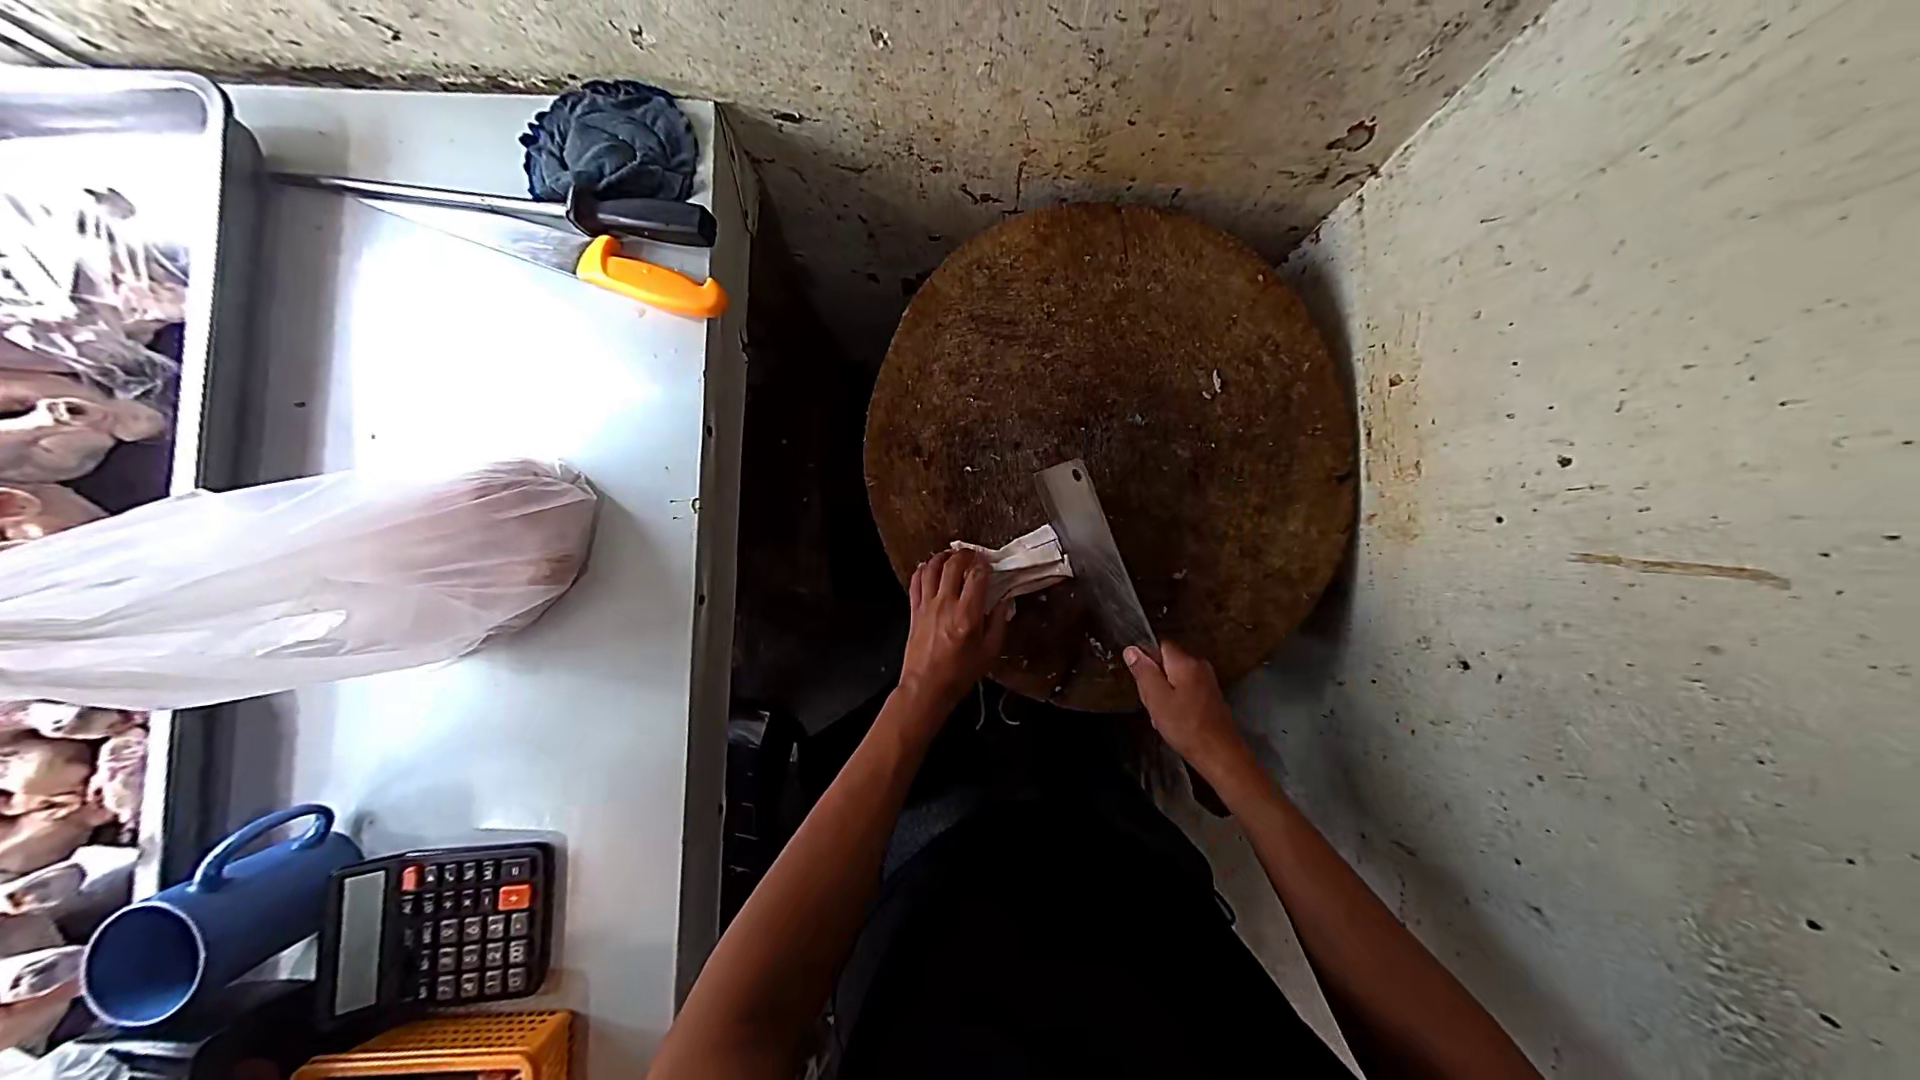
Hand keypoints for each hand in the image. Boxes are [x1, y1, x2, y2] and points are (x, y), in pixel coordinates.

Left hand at [897, 549, 1012, 716]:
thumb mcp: (990, 652)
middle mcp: (945, 605)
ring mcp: (927, 606)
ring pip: (931, 568)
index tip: (989, 564)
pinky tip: (928, 567)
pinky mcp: (914, 611)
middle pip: (953, 566)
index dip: (984, 565)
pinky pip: (916, 582)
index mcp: (967, 616)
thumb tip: (1005, 602)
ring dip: (943, 557)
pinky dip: (922, 569)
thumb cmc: (959, 674)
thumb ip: (999, 623)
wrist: (927, 687)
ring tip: (952, 556)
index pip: (976, 577)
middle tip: (973, 554)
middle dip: (965, 554)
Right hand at [1124, 641, 1256, 783]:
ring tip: (1164, 715)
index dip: (1146, 661)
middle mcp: (1199, 666)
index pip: (1158, 645)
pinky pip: (1185, 690)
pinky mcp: (1210, 696)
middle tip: (1153, 702)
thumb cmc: (1187, 728)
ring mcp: (1207, 681)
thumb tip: (1132, 650)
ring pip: (1174, 678)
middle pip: (1166, 663)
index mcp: (1185, 662)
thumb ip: (1143, 671)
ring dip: (1164, 694)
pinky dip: (1177, 702)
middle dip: (1155, 680)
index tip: (1143, 681)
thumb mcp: (1156, 698)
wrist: (1220, 754)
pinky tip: (1176, 720)